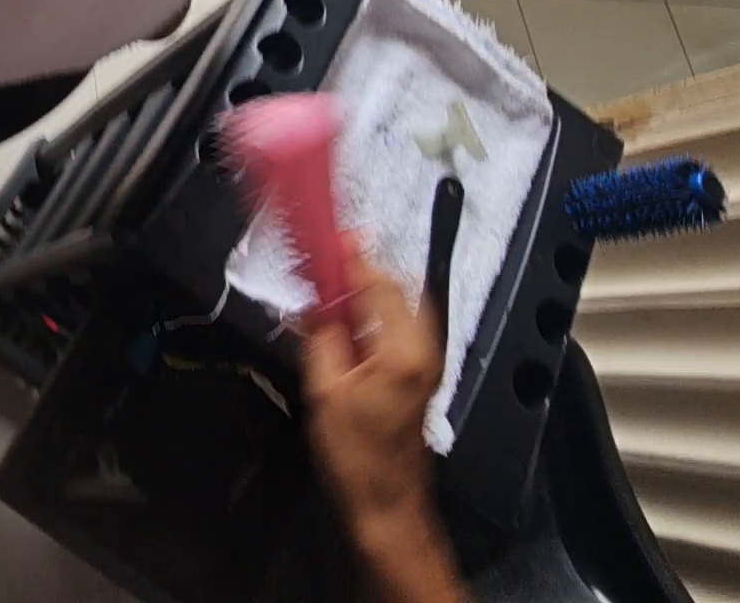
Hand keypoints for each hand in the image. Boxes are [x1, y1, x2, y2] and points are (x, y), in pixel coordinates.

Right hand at [301, 252, 466, 602]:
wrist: (385, 507)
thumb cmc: (354, 453)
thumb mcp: (324, 388)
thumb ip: (322, 334)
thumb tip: (315, 298)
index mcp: (402, 350)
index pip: (380, 285)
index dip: (353, 256)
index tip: (333, 233)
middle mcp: (423, 350)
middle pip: (396, 289)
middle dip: (361, 269)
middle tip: (324, 256)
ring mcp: (424, 362)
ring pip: (397, 305)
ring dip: (364, 289)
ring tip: (326, 283)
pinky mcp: (416, 373)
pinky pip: (394, 325)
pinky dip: (369, 311)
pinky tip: (340, 317)